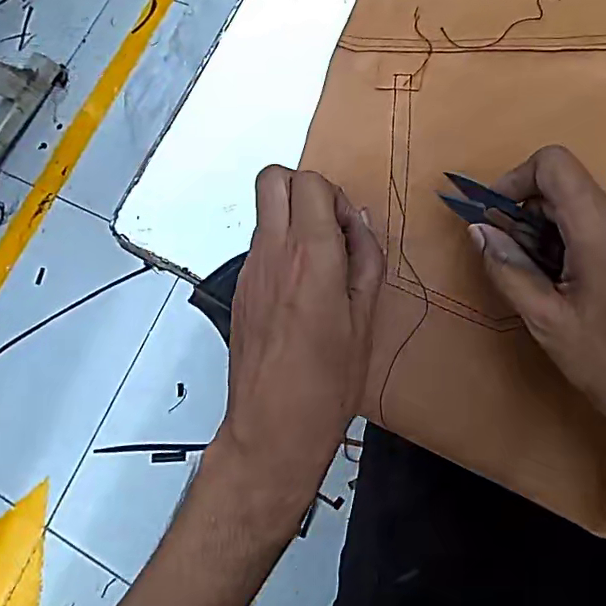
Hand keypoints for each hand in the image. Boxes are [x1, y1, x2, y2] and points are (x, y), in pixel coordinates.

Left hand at [212, 166, 383, 539]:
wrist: (273, 427)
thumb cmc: (325, 385)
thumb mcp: (365, 321)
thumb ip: (364, 262)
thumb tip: (359, 228)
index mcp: (310, 257)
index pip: (310, 183)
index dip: (335, 197)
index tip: (349, 229)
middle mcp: (272, 254)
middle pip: (272, 179)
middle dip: (304, 188)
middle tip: (329, 226)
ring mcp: (250, 271)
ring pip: (264, 213)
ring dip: (292, 220)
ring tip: (320, 265)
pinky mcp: (240, 290)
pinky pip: (259, 247)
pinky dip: (281, 250)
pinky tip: (302, 291)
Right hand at [469, 145, 605, 495]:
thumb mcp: (549, 322)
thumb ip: (509, 269)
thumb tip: (479, 230)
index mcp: (602, 226)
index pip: (553, 163)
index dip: (513, 180)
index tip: (492, 217)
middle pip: (563, 187)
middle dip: (525, 215)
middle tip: (506, 262)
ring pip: (580, 208)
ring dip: (547, 234)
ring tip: (536, 284)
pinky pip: (601, 227)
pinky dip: (571, 243)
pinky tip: (567, 289)